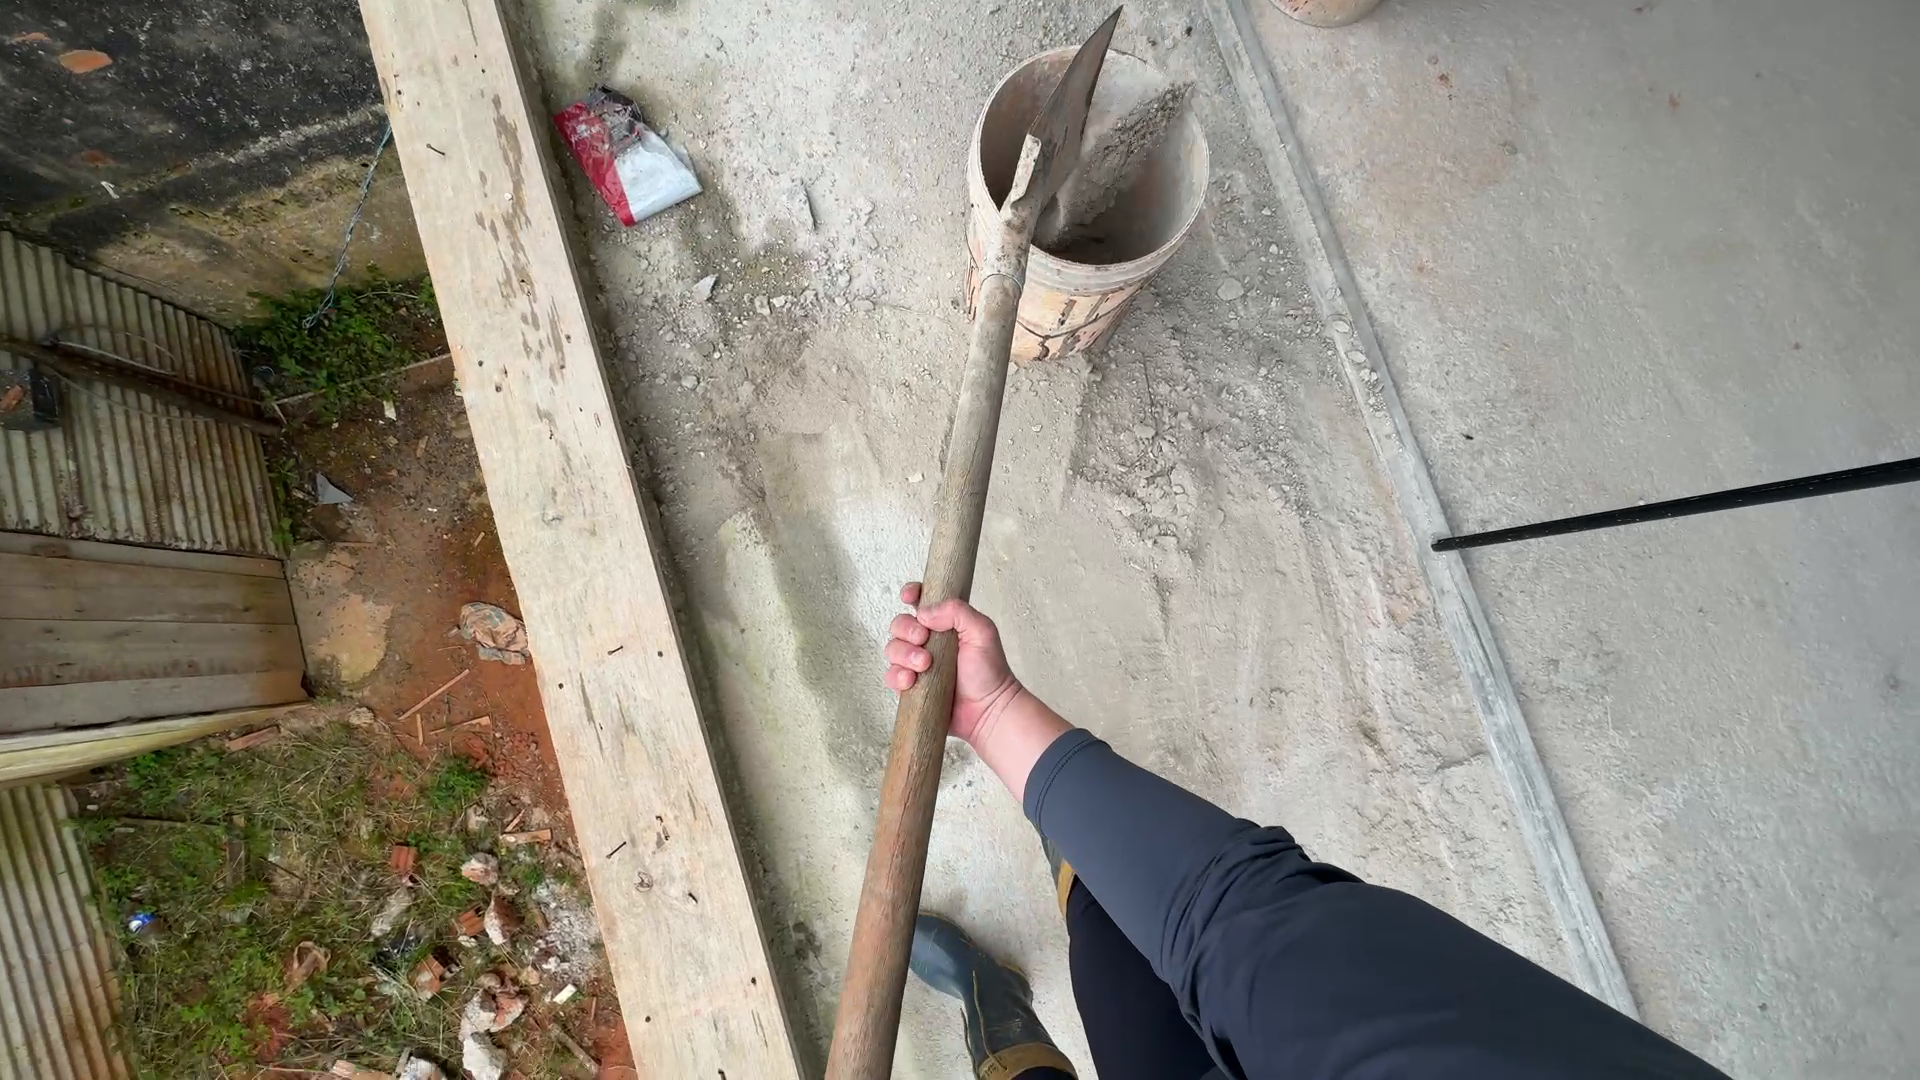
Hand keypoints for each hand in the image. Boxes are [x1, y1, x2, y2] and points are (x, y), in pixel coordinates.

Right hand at [883, 582, 1023, 743]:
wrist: (988, 711)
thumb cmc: (990, 672)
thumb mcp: (982, 631)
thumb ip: (958, 611)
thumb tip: (925, 612)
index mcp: (944, 623)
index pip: (921, 600)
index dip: (910, 594)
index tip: (909, 596)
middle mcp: (928, 641)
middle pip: (900, 624)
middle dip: (907, 630)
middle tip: (923, 640)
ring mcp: (917, 664)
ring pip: (893, 649)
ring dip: (904, 655)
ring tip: (924, 665)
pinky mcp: (911, 686)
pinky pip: (891, 676)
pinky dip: (897, 676)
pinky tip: (911, 681)